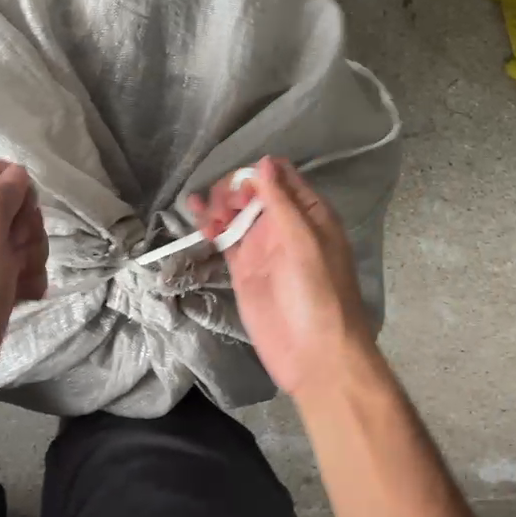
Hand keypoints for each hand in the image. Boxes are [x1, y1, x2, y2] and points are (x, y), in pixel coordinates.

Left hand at [0, 159, 47, 397]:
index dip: (18, 185)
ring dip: (32, 256)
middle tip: (16, 251)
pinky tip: (23, 295)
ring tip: (17, 280)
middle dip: (29, 227)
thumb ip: (2, 202)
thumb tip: (17, 170)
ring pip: (26, 236)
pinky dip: (30, 279)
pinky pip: (25, 265)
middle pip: (18, 203)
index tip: (23, 211)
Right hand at [188, 155, 373, 397]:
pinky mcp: (243, 267)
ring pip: (235, 211)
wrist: (315, 356)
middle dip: (234, 190)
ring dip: (218, 204)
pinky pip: (224, 237)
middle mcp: (284, 224)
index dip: (258, 173)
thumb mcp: (303, 241)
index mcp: (309, 213)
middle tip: (226, 207)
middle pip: (252, 190)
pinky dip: (210, 225)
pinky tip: (197, 218)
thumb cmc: (318, 294)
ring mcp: (262, 245)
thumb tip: (264, 160)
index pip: (280, 176)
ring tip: (207, 214)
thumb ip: (281, 201)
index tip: (243, 188)